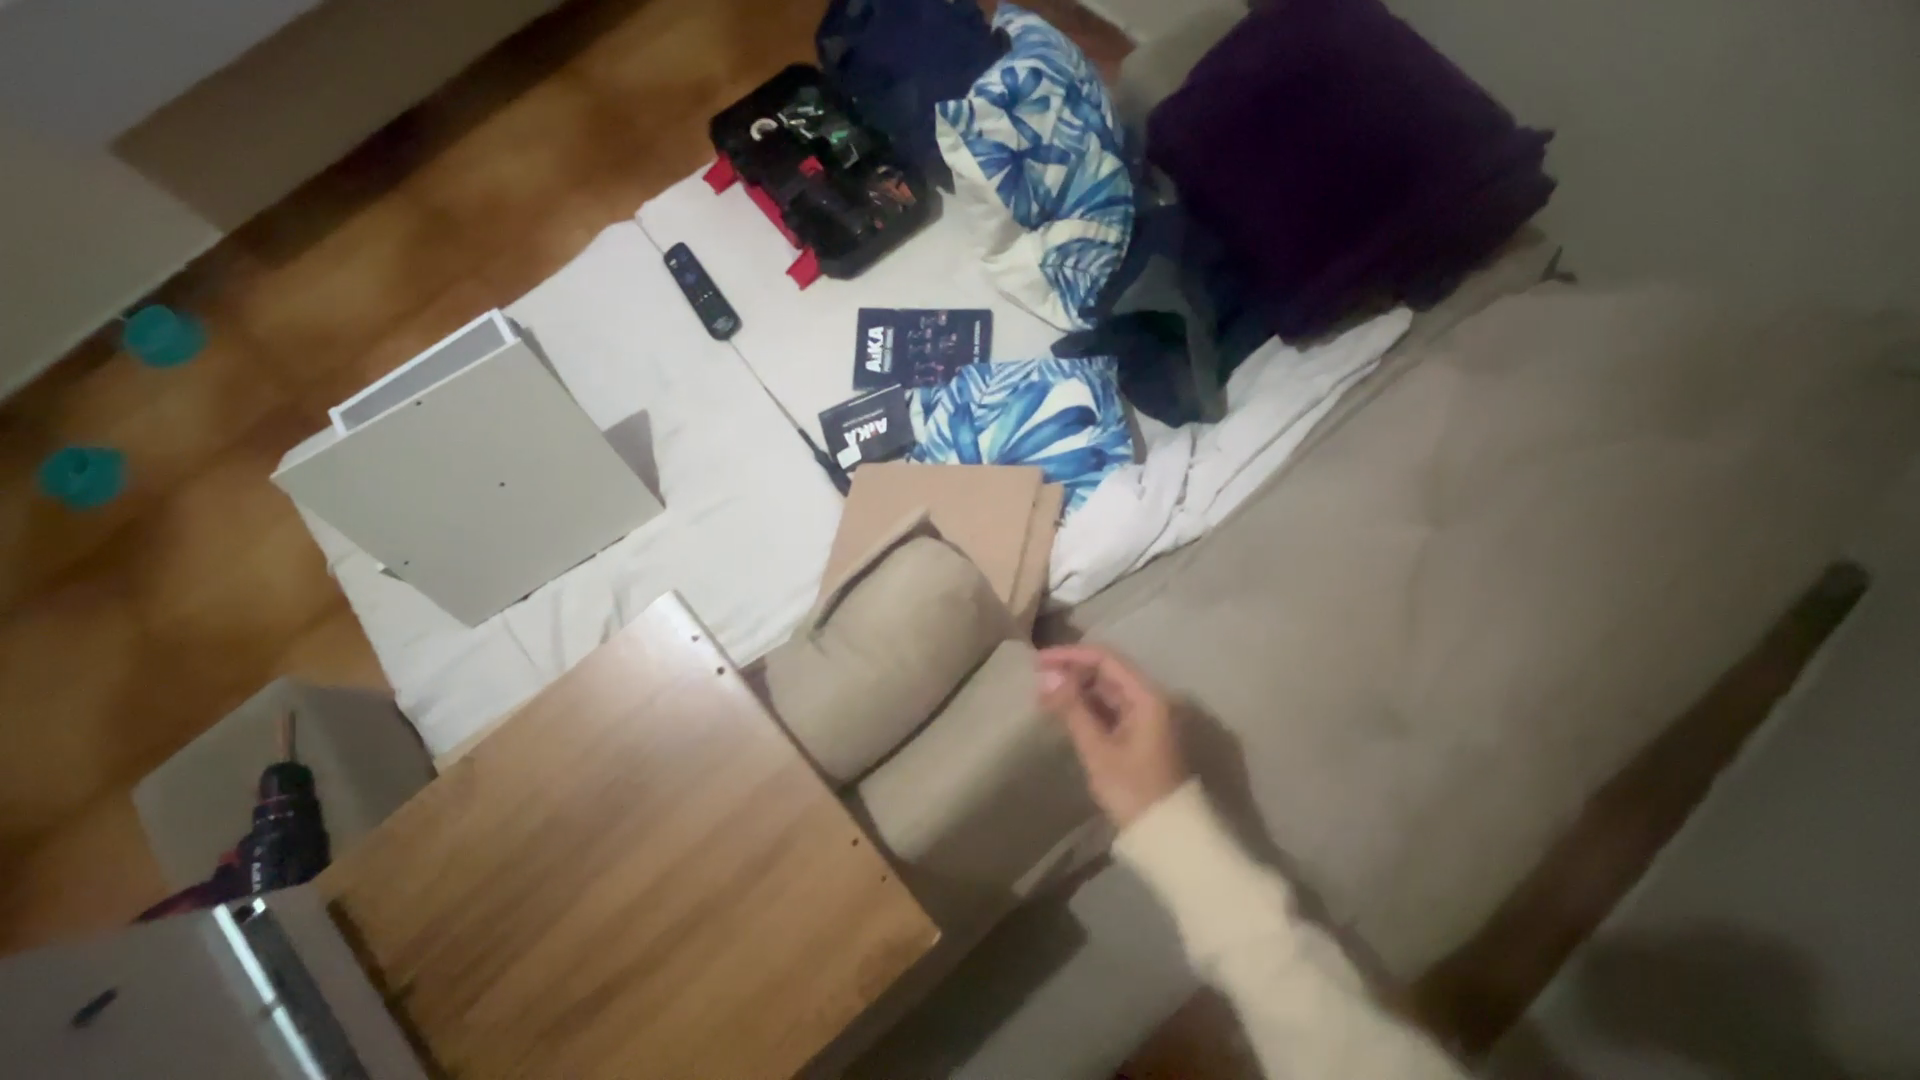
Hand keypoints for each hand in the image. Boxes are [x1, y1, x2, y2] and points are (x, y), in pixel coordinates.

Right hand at [1037, 645, 1188, 828]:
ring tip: (1043, 696)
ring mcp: (1145, 716)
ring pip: (1107, 689)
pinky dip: (1086, 706)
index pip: (1105, 659)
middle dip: (1071, 671)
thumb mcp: (1099, 750)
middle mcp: (1150, 698)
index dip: (1070, 655)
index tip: (1037, 661)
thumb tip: (1046, 676)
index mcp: (1147, 696)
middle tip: (1036, 678)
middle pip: (1107, 670)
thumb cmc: (1133, 790)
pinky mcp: (1139, 733)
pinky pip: (1110, 708)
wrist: (1166, 833)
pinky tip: (1063, 711)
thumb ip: (1073, 709)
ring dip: (1076, 689)